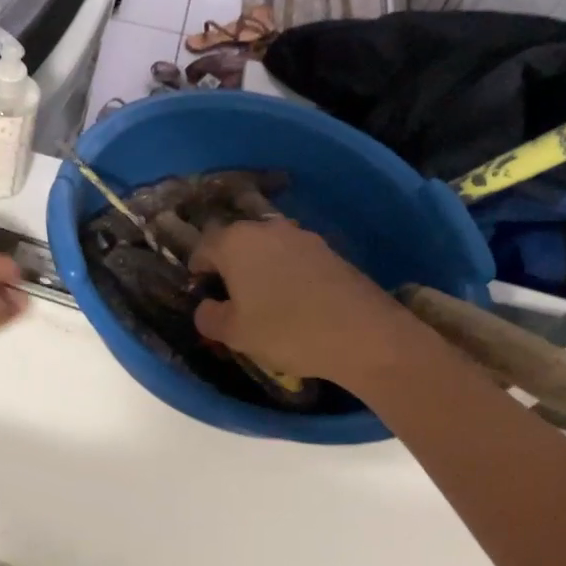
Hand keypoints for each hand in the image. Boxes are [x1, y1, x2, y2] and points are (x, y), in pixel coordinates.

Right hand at [190, 219, 420, 386]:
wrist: (366, 336)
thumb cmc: (287, 331)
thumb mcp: (235, 334)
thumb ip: (209, 317)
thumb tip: (206, 307)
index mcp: (235, 242)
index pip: (203, 248)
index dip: (198, 271)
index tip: (203, 294)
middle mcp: (266, 229)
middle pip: (236, 242)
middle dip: (230, 266)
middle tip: (233, 298)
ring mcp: (302, 237)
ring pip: (268, 249)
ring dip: (261, 268)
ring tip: (267, 300)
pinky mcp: (330, 251)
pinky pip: (295, 258)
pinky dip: (289, 274)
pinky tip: (298, 302)